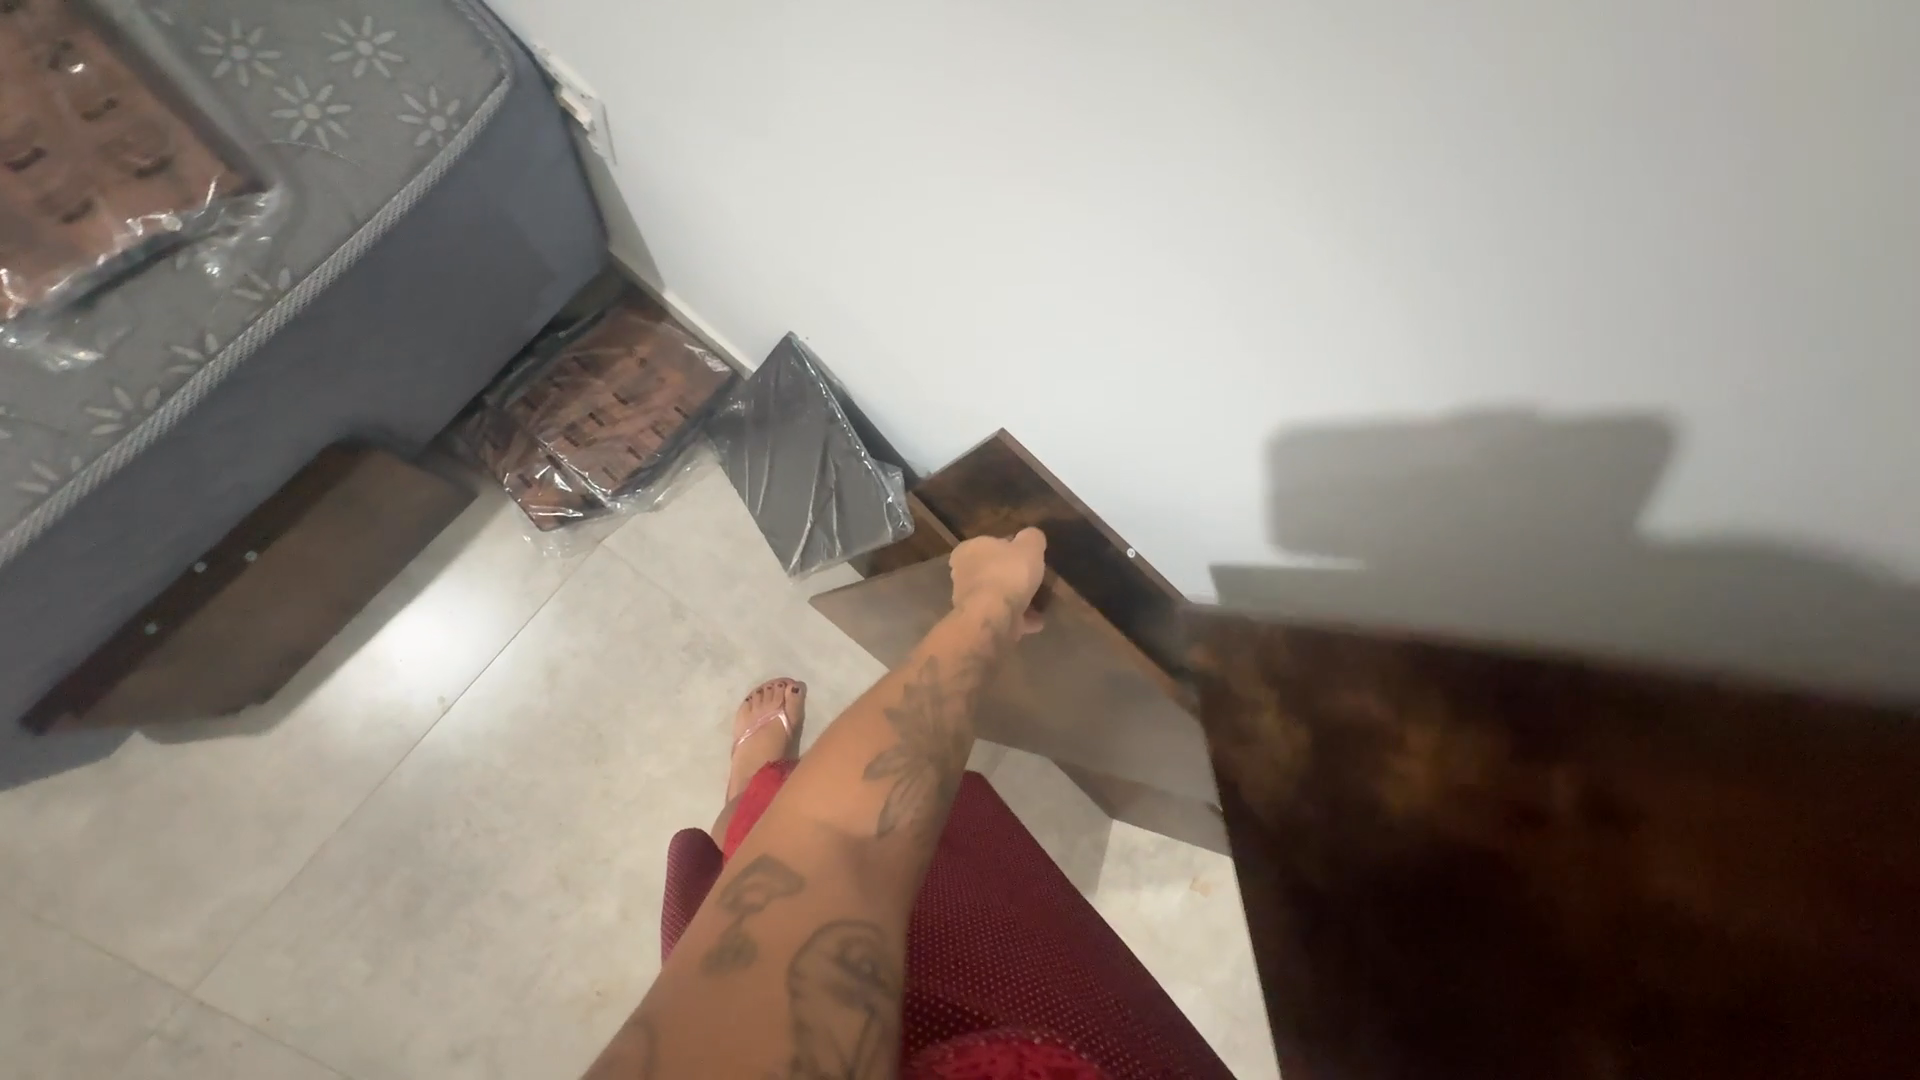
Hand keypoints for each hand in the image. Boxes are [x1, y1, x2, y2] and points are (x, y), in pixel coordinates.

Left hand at [949, 528, 1046, 638]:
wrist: (993, 616)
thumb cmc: (1008, 573)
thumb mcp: (1029, 545)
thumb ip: (1032, 537)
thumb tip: (1031, 537)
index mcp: (968, 549)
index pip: (989, 544)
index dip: (1010, 550)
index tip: (1027, 558)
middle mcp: (962, 573)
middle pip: (993, 572)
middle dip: (1013, 578)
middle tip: (1034, 582)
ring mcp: (968, 600)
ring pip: (997, 596)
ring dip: (1017, 601)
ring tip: (1040, 606)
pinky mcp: (977, 621)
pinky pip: (1001, 616)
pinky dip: (1018, 618)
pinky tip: (1036, 622)